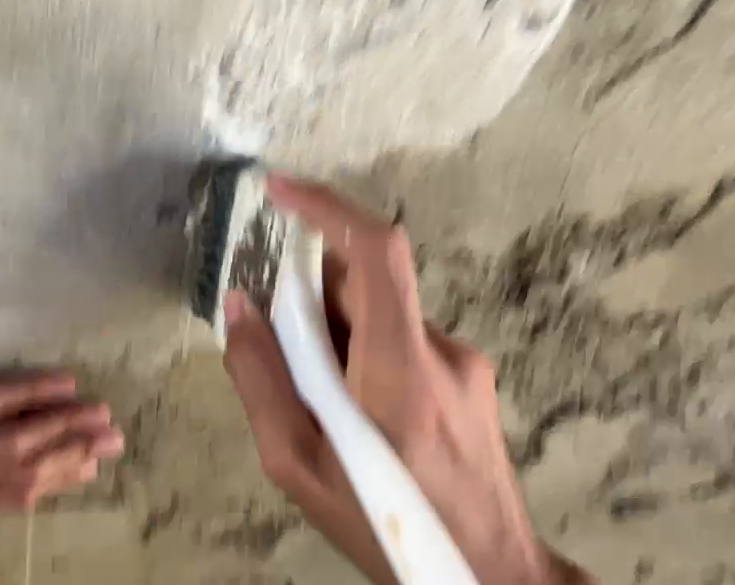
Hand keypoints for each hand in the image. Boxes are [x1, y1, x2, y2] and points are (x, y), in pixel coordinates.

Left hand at [0, 371, 124, 533]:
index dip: (53, 483)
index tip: (85, 471)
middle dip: (75, 457)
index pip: (13, 494)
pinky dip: (35, 392)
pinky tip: (65, 384)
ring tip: (106, 419)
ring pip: (25, 435)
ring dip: (68, 427)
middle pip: (31, 468)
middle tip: (115, 445)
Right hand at [221, 174, 588, 584]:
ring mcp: (462, 361)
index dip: (326, 208)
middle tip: (280, 353)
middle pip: (362, 285)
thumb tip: (238, 303)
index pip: (375, 253)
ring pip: (377, 314)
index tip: (278, 190)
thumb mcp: (297, 464)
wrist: (496, 580)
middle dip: (308, 299)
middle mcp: (440, 349)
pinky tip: (358, 416)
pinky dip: (362, 353)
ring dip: (336, 335)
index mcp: (399, 368)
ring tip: (324, 406)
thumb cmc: (386, 525)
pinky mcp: (470, 377)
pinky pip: (398, 338)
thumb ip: (259, 378)